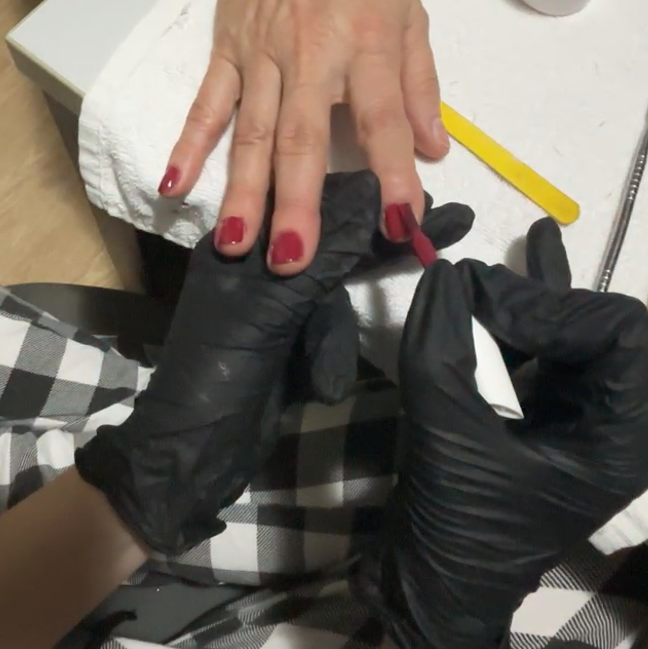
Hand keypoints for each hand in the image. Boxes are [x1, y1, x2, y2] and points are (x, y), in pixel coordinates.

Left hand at [77, 172, 472, 554]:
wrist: (195, 453)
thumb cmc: (218, 372)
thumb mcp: (268, 309)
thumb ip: (320, 257)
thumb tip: (371, 195)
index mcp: (240, 244)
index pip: (313, 210)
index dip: (369, 203)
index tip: (426, 200)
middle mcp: (260, 267)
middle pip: (333, 246)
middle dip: (383, 244)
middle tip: (452, 223)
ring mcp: (276, 310)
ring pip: (336, 296)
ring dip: (342, 328)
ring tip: (356, 338)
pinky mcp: (291, 345)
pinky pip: (330, 334)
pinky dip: (332, 358)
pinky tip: (322, 385)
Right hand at [165, 0, 449, 274]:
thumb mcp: (408, 11)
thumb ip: (421, 85)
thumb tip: (434, 151)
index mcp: (368, 43)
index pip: (383, 118)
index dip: (392, 172)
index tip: (399, 224)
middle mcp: (312, 55)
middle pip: (302, 137)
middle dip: (296, 201)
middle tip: (291, 259)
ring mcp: (261, 57)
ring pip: (251, 132)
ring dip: (243, 190)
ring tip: (236, 244)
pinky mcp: (226, 54)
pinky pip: (207, 104)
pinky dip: (190, 144)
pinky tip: (175, 185)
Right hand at [354, 219, 647, 648]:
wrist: (437, 587)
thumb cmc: (454, 520)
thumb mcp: (443, 425)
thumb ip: (442, 341)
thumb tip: (449, 271)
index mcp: (618, 438)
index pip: (619, 332)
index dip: (554, 308)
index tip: (489, 316)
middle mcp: (615, 424)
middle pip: (597, 328)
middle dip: (535, 302)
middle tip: (473, 292)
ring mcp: (583, 420)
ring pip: (573, 334)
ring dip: (533, 300)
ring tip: (518, 250)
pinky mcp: (549, 418)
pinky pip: (545, 354)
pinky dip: (524, 318)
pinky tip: (525, 262)